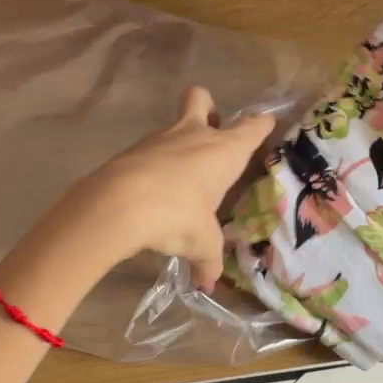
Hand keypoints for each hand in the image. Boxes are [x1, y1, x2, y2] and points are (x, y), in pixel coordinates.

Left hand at [62, 86, 275, 289]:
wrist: (117, 205)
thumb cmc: (176, 216)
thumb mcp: (201, 243)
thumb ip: (208, 261)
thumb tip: (207, 283)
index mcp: (223, 151)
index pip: (251, 128)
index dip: (260, 125)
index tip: (266, 124)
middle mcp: (193, 135)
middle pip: (201, 99)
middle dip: (208, 108)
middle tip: (210, 133)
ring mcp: (158, 139)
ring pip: (172, 127)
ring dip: (178, 144)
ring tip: (178, 180)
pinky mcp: (130, 151)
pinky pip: (148, 153)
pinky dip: (152, 167)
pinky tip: (151, 193)